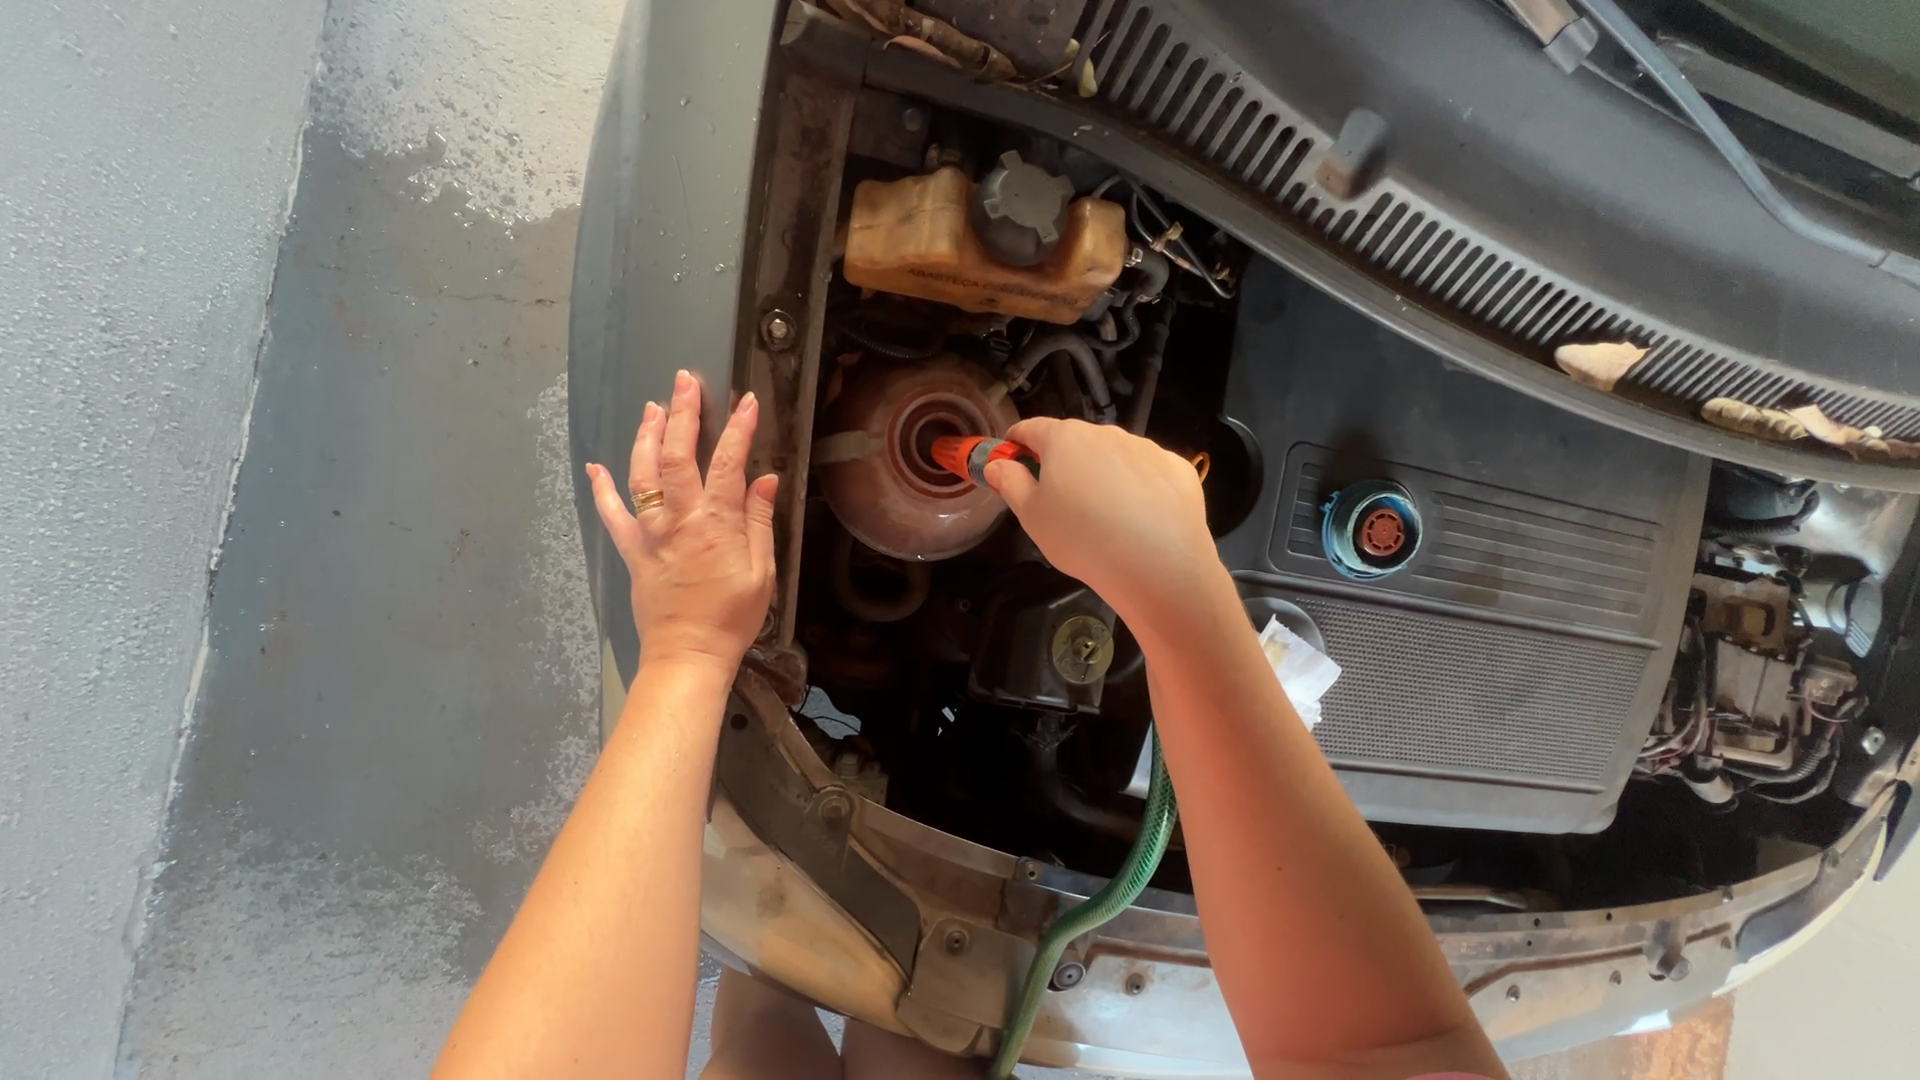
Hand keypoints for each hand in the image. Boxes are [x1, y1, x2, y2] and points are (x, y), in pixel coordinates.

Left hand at [586, 370, 779, 672]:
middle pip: (675, 456)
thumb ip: (759, 521)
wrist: (688, 655)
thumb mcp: (762, 571)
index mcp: (716, 524)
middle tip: (685, 381)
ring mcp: (650, 533)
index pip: (728, 463)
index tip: (746, 400)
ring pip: (642, 474)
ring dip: (646, 436)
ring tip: (653, 407)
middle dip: (682, 414)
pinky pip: (612, 515)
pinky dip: (602, 488)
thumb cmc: (733, 616)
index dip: (738, 429)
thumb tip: (766, 478)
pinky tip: (595, 466)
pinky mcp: (632, 551)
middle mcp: (679, 520)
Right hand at [985, 417, 1225, 626]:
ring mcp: (1146, 448)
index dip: (1017, 442)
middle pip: (1076, 441)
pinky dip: (1140, 488)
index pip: (1031, 428)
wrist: (1158, 565)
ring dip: (1103, 474)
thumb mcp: (1032, 516)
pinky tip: (1141, 520)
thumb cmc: (1081, 538)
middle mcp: (1107, 433)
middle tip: (1060, 501)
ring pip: (1114, 456)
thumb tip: (997, 464)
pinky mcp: (1178, 469)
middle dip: (1063, 462)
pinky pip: (1149, 473)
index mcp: (1065, 439)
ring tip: (1105, 516)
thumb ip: (1010, 483)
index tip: (1012, 459)